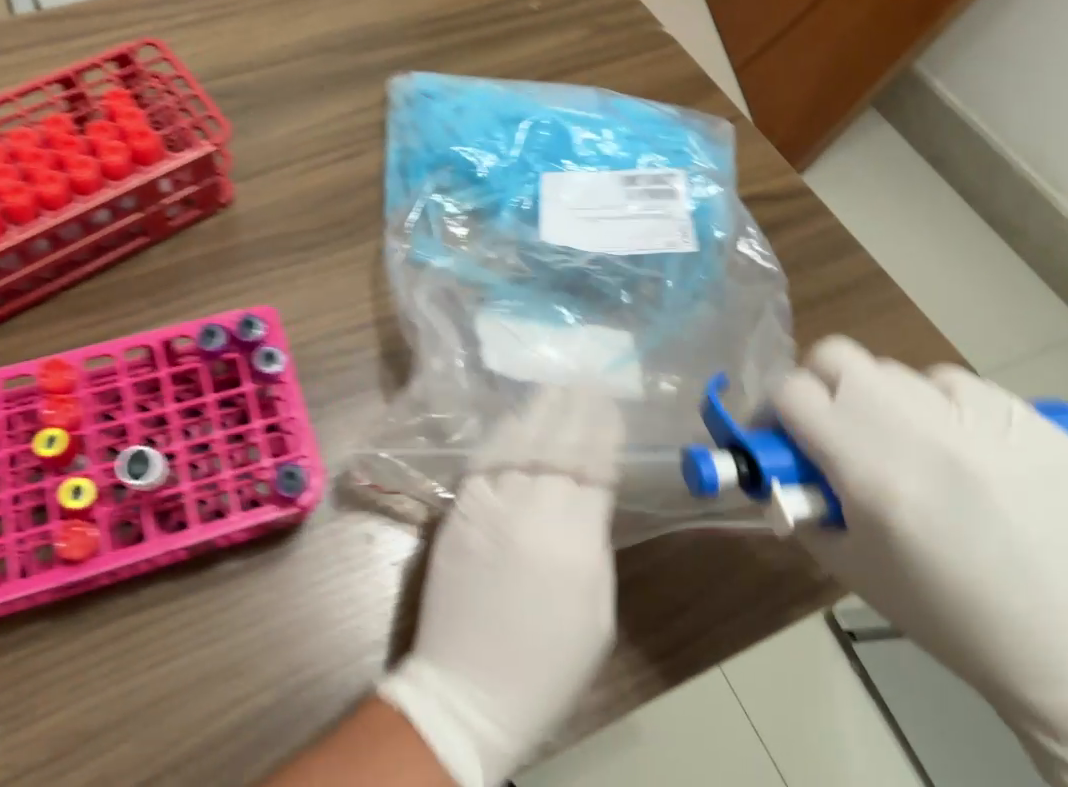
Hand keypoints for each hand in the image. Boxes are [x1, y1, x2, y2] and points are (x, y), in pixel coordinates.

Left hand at [377, 387, 621, 786]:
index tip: (611, 405)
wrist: (469, 687)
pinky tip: (511, 423)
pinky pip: (481, 465)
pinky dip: (499, 439)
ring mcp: (487, 509)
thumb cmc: (548, 664)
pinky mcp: (456, 514)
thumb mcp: (597, 611)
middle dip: (574, 411)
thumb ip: (593, 546)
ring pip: (516, 448)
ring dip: (537, 414)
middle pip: (556, 448)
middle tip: (586, 381)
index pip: (594, 470)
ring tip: (553, 389)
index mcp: (576, 542)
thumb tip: (590, 500)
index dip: (604, 435)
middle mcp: (530, 513)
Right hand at [776, 336, 1067, 786]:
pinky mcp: (1038, 422)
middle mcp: (926, 431)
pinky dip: (945, 409)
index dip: (774, 411)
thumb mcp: (848, 564)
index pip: (791, 392)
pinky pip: (964, 387)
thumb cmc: (946, 616)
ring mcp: (989, 421)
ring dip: (886, 401)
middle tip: (833, 430)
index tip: (782, 438)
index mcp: (871, 471)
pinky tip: (963, 456)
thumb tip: (775, 464)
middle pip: (840, 358)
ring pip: (902, 372)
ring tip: (908, 451)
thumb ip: (800, 502)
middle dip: (821, 387)